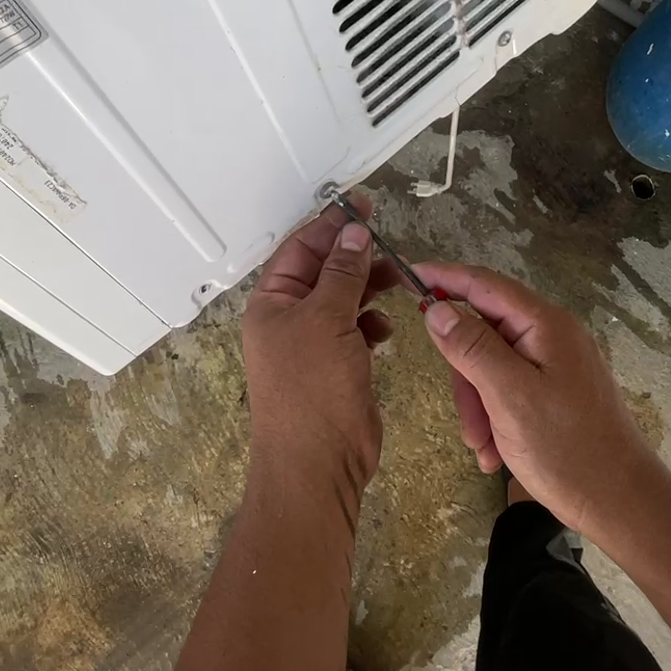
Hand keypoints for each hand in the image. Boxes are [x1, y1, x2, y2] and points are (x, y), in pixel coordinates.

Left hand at [241, 194, 401, 502]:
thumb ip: (342, 274)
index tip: (362, 204)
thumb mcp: (327, 321)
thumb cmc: (313, 389)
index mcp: (272, 301)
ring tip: (399, 277)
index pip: (301, 248)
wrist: (318, 466)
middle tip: (388, 239)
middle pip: (324, 270)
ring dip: (369, 285)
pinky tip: (385, 327)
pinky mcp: (337, 363)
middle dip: (355, 254)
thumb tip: (353, 232)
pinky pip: (356, 327)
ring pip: (344, 297)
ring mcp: (313, 342)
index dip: (331, 224)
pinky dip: (372, 321)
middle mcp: (289, 317)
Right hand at [414, 263, 659, 534]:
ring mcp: (555, 362)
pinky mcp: (556, 388)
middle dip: (465, 374)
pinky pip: (508, 386)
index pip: (484, 284)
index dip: (444, 277)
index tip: (408, 274)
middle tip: (467, 422)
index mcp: (544, 324)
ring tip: (484, 447)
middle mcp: (551, 334)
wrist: (623, 504)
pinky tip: (496, 450)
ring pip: (491, 364)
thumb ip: (471, 347)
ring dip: (478, 404)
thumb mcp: (508, 395)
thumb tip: (437, 308)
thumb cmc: (566, 448)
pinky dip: (494, 414)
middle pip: (484, 331)